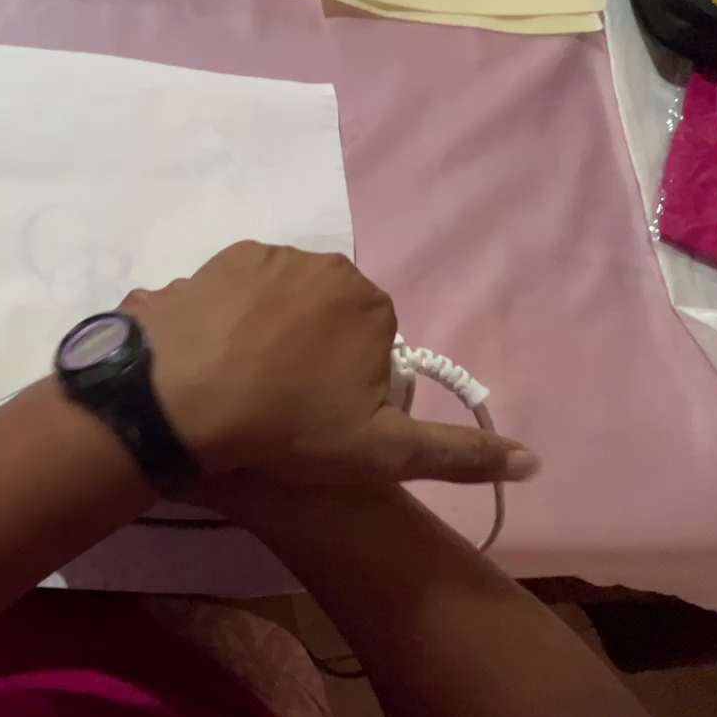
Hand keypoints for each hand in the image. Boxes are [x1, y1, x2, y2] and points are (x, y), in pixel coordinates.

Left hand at [120, 241, 536, 483]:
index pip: (372, 337)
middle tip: (280, 393)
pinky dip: (233, 311)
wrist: (182, 399)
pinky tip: (216, 346)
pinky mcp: (215, 258)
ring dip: (271, 325)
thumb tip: (534, 460)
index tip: (320, 407)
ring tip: (243, 372)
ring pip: (281, 297)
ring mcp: (263, 255)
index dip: (348, 377)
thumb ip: (457, 453)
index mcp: (368, 302)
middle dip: (314, 346)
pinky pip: (238, 288)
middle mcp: (321, 264)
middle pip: (327, 311)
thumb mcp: (379, 452)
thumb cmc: (285, 426)